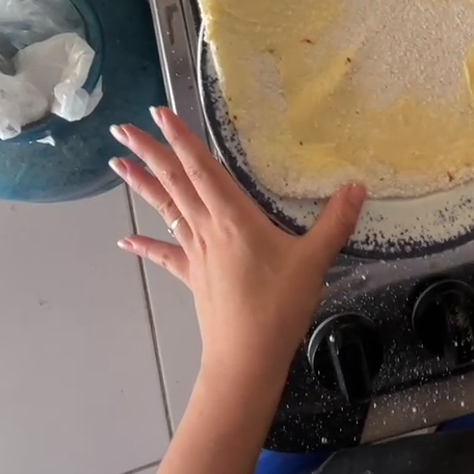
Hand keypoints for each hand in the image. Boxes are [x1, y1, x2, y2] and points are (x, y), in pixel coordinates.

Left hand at [110, 108, 364, 387]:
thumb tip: (357, 185)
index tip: (160, 114)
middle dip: (149, 153)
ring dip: (142, 185)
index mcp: (233, 217)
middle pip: (174, 183)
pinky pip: (165, 254)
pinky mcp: (192, 276)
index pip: (203, 169)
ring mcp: (195, 252)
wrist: (246, 360)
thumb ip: (334, 221)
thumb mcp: (314, 259)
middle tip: (122, 129)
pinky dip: (145, 245)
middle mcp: (207, 228)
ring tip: (117, 163)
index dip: (182, 139)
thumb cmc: (278, 305)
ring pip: (166, 210)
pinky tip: (124, 241)